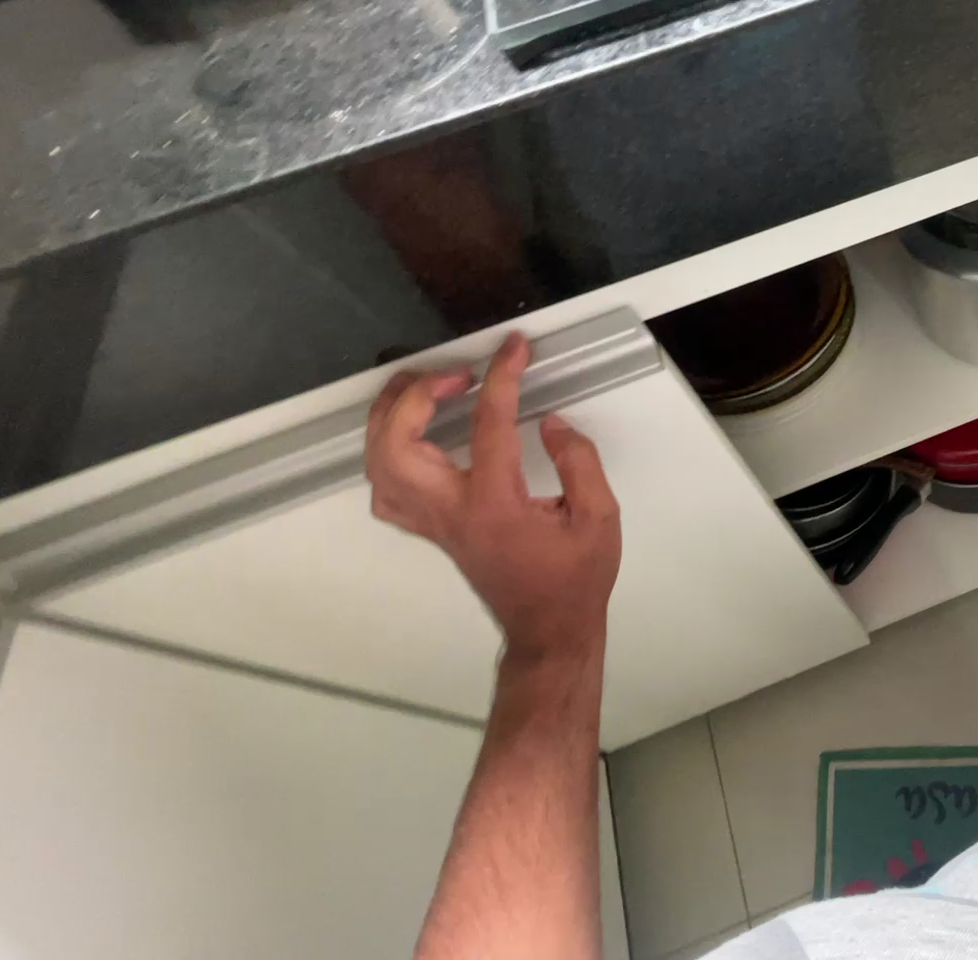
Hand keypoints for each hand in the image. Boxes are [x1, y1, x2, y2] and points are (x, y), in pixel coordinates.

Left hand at [365, 332, 622, 665]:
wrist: (549, 628)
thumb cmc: (577, 578)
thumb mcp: (600, 517)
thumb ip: (579, 463)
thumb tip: (552, 424)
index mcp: (495, 505)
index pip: (488, 426)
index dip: (501, 379)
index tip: (514, 348)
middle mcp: (451, 512)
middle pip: (396, 444)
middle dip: (417, 396)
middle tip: (456, 375)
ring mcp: (434, 524)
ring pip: (377, 464)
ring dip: (391, 418)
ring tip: (422, 389)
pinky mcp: (433, 531)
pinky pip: (386, 488)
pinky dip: (387, 453)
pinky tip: (413, 438)